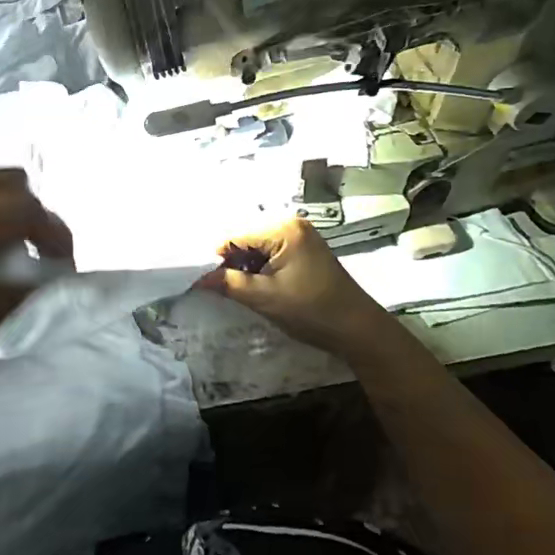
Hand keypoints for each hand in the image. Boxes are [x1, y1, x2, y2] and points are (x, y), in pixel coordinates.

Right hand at [199, 219, 406, 362]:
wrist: (357, 329)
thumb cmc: (311, 310)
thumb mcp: (264, 298)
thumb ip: (228, 284)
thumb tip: (198, 278)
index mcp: (284, 229)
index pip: (236, 236)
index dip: (217, 259)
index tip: (200, 280)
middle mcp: (293, 225)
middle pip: (247, 240)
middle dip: (231, 263)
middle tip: (214, 287)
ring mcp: (301, 239)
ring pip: (259, 250)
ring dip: (245, 269)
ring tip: (232, 291)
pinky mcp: (306, 254)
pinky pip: (273, 256)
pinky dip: (261, 271)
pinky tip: (254, 289)